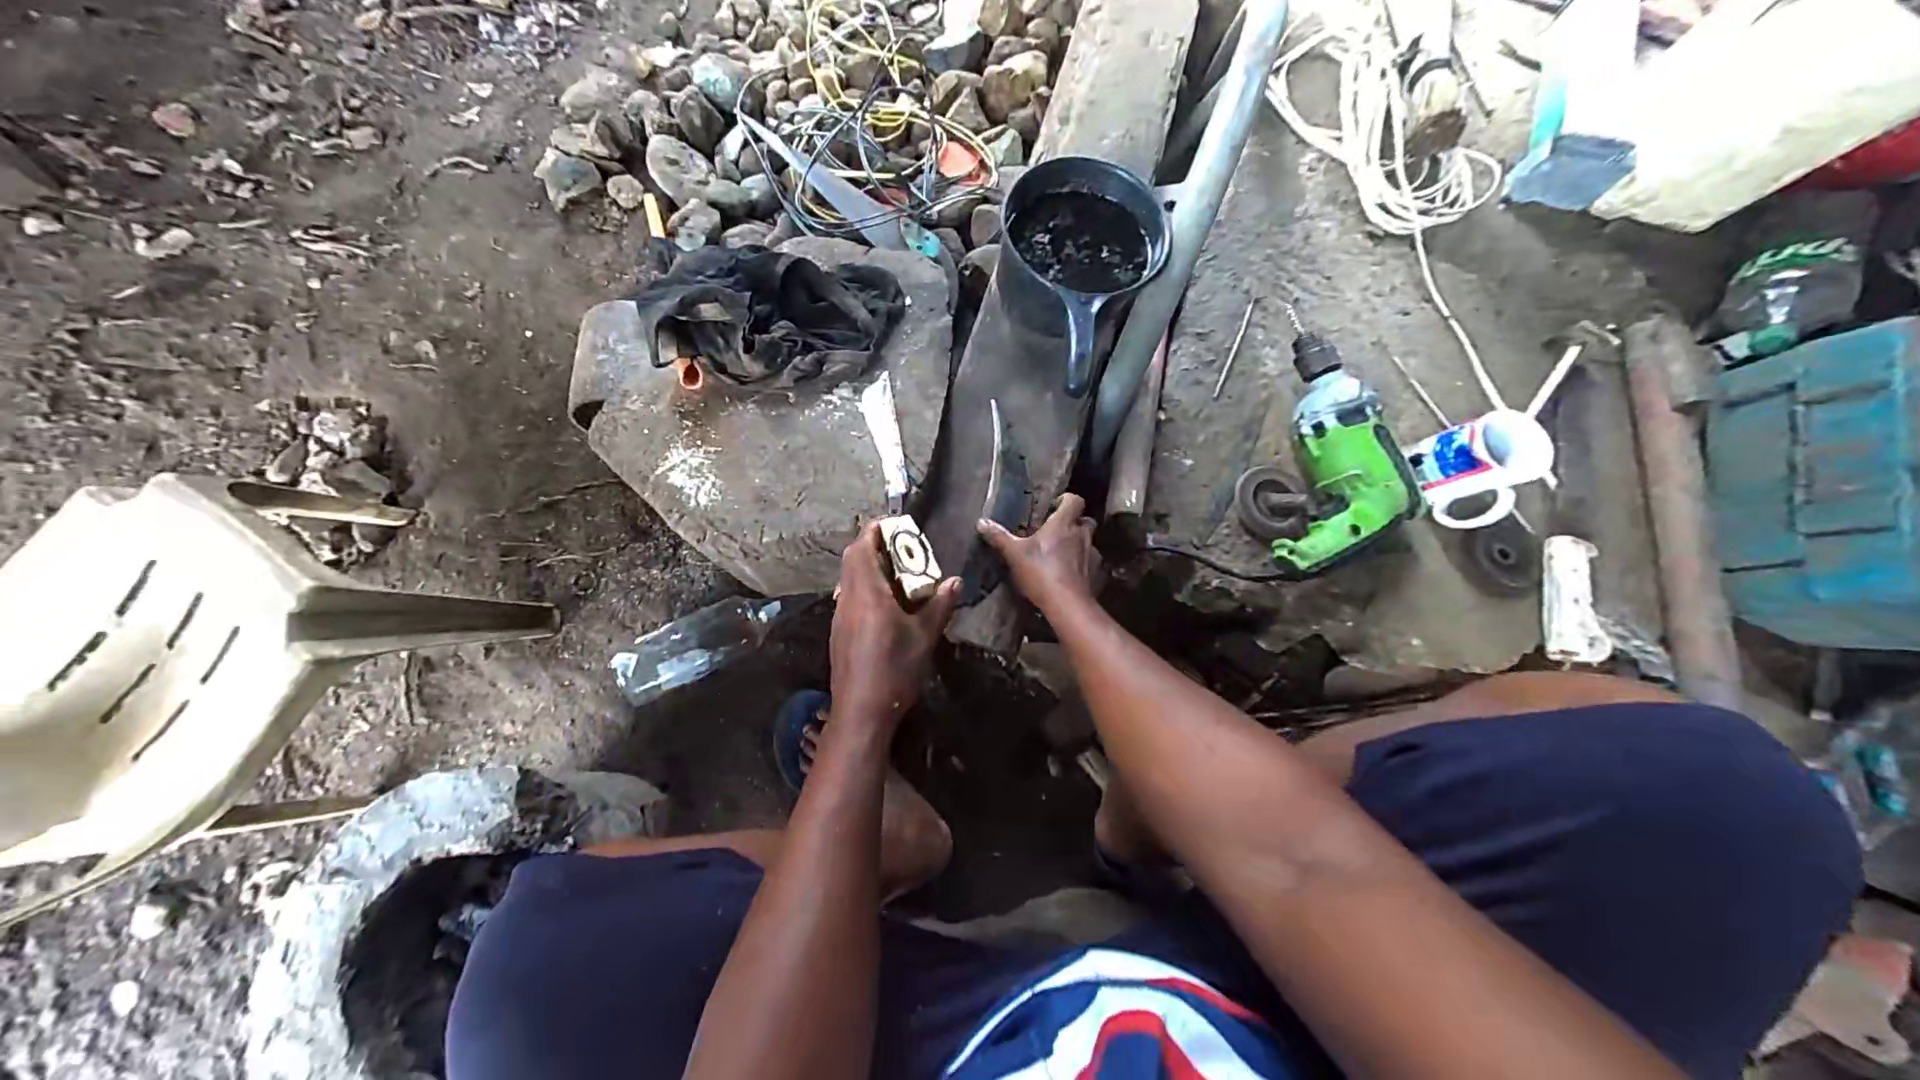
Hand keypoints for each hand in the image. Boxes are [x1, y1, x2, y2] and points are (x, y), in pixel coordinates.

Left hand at [829, 522, 960, 727]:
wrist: (861, 710)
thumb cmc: (895, 670)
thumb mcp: (925, 637)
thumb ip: (939, 605)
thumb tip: (955, 582)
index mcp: (868, 594)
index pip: (862, 548)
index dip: (874, 530)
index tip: (892, 522)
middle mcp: (848, 600)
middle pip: (852, 560)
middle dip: (872, 546)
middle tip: (900, 546)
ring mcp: (840, 617)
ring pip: (848, 579)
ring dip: (867, 567)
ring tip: (896, 572)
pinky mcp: (839, 632)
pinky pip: (848, 597)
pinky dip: (864, 588)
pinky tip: (885, 604)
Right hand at [976, 494, 1099, 610]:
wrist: (1067, 604)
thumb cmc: (1041, 572)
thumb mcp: (1014, 554)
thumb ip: (999, 537)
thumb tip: (982, 522)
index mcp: (1063, 524)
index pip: (1075, 500)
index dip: (1066, 500)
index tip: (1055, 506)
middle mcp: (1082, 535)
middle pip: (1085, 520)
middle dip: (1074, 523)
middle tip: (1057, 532)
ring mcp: (1092, 554)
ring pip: (1088, 542)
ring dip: (1078, 545)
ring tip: (1062, 555)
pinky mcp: (1096, 574)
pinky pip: (1091, 563)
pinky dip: (1083, 566)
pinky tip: (1070, 575)